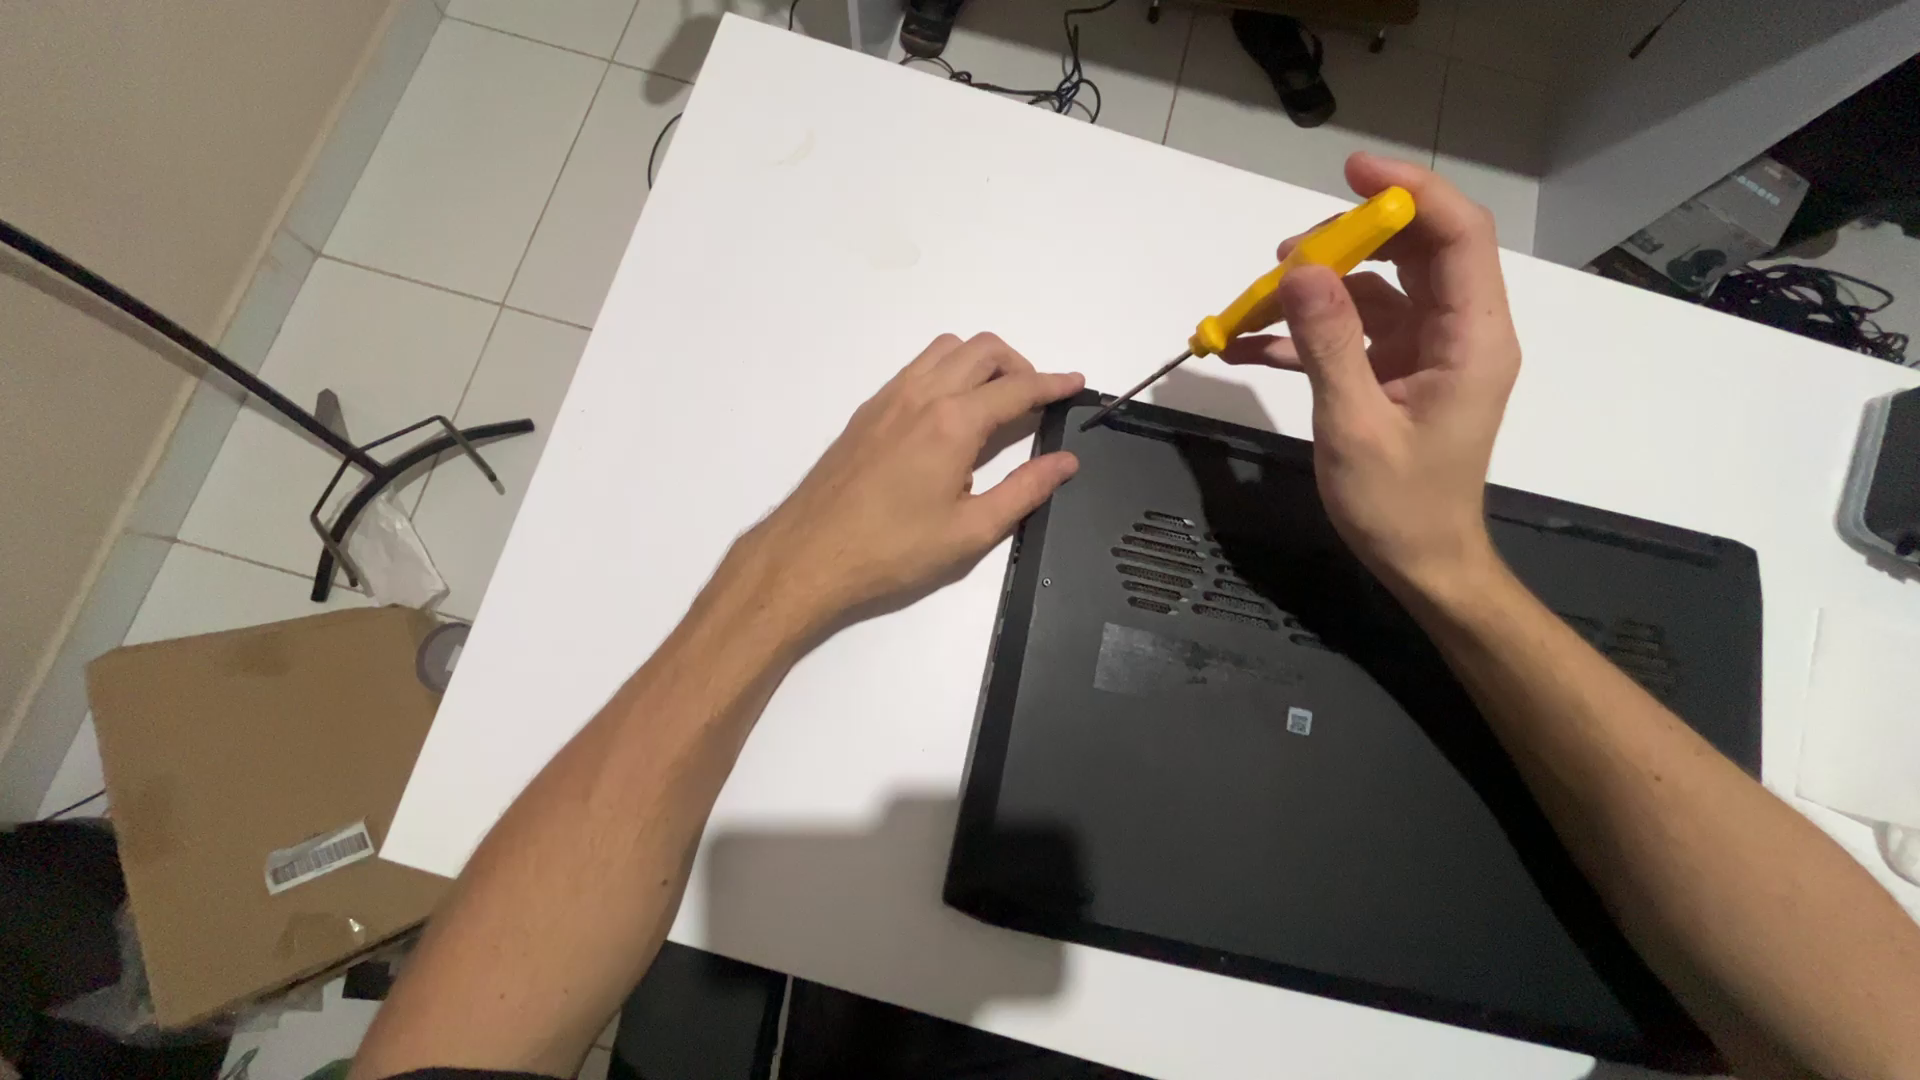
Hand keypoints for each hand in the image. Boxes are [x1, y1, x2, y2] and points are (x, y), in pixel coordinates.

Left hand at [743, 333, 1083, 624]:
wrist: (809, 554)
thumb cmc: (893, 550)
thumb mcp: (971, 531)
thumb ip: (1024, 490)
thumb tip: (1066, 461)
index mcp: (953, 423)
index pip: (1017, 388)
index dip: (1054, 383)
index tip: (1077, 383)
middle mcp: (922, 395)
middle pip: (982, 350)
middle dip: (1019, 364)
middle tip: (1036, 400)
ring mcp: (889, 398)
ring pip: (946, 350)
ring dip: (980, 362)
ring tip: (995, 401)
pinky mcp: (867, 411)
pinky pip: (917, 368)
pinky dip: (946, 371)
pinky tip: (949, 414)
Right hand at [1222, 152, 1521, 596]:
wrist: (1419, 559)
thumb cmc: (1398, 504)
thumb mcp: (1355, 425)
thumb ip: (1328, 344)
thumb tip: (1299, 270)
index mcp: (1472, 338)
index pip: (1455, 236)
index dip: (1408, 192)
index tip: (1349, 172)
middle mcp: (1455, 332)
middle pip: (1408, 255)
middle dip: (1342, 246)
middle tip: (1281, 260)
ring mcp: (1422, 352)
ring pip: (1369, 293)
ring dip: (1310, 294)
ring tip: (1250, 308)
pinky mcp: (1393, 373)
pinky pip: (1347, 334)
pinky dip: (1301, 336)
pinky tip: (1247, 348)